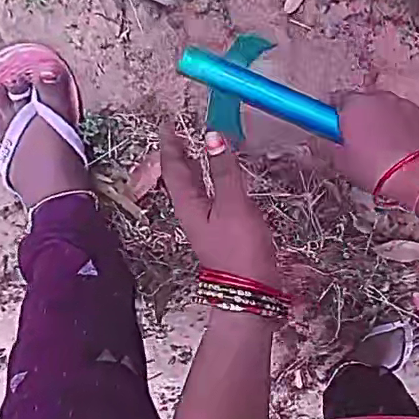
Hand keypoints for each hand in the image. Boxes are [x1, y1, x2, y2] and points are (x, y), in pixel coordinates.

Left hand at [160, 124, 281, 288]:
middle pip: (179, 176)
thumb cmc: (240, 249)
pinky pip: (209, 195)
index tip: (168, 124)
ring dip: (193, 165)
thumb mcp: (234, 205)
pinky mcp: (221, 228)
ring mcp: (205, 221)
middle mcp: (191, 211)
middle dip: (179, 153)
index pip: (173, 167)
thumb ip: (224, 171)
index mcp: (188, 204)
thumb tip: (211, 136)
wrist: (251, 293)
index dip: (170, 144)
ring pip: (193, 186)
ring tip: (195, 148)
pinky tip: (219, 177)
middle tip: (179, 132)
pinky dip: (210, 179)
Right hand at [325, 90, 418, 204]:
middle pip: (362, 103)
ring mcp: (404, 105)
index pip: (334, 100)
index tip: (332, 129)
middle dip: (358, 119)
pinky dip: (403, 129)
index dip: (332, 116)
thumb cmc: (375, 169)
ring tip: (382, 150)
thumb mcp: (341, 162)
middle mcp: (379, 98)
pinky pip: (407, 119)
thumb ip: (329, 145)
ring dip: (381, 123)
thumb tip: (325, 140)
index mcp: (353, 105)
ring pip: (386, 110)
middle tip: (356, 144)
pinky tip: (402, 150)